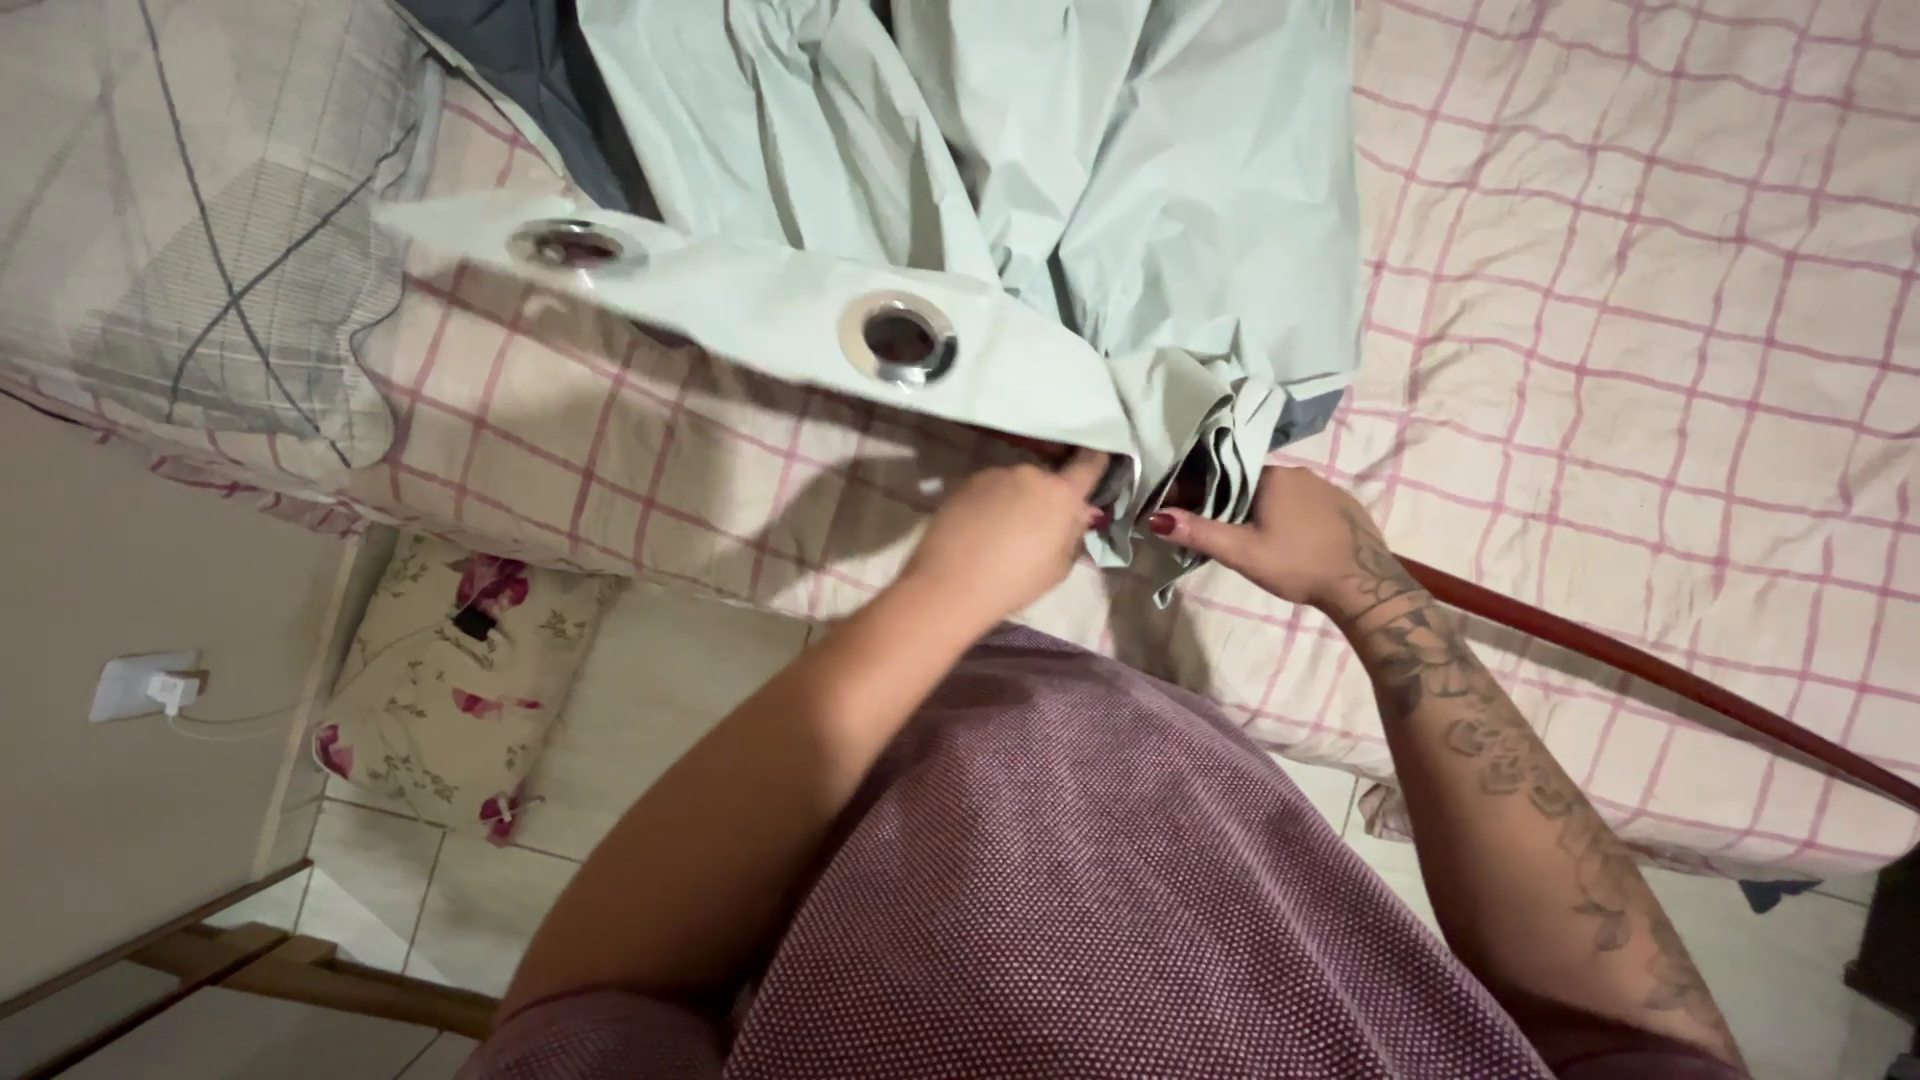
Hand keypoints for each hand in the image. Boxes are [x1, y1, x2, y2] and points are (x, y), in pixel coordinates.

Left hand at [899, 449, 1109, 631]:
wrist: (952, 583)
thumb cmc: (1015, 581)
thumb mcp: (1059, 567)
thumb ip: (1073, 534)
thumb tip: (1077, 515)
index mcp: (1061, 494)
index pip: (1088, 465)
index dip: (1096, 461)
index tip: (1098, 458)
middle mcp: (1029, 474)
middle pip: (1046, 479)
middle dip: (1047, 496)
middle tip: (1038, 524)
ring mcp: (994, 475)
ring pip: (1015, 483)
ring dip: (1016, 498)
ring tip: (1003, 531)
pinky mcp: (965, 483)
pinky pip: (989, 489)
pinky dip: (990, 502)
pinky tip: (980, 528)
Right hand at [1149, 465, 1399, 611]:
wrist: (1364, 586)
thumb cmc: (1297, 565)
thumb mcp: (1241, 552)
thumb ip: (1198, 532)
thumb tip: (1154, 517)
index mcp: (1270, 476)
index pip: (1222, 476)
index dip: (1198, 494)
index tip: (1183, 514)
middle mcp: (1297, 472)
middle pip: (1248, 484)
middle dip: (1228, 503)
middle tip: (1216, 534)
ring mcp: (1325, 487)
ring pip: (1276, 494)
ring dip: (1258, 510)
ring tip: (1249, 539)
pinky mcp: (1343, 505)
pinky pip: (1302, 503)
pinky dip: (1286, 516)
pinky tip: (1285, 540)